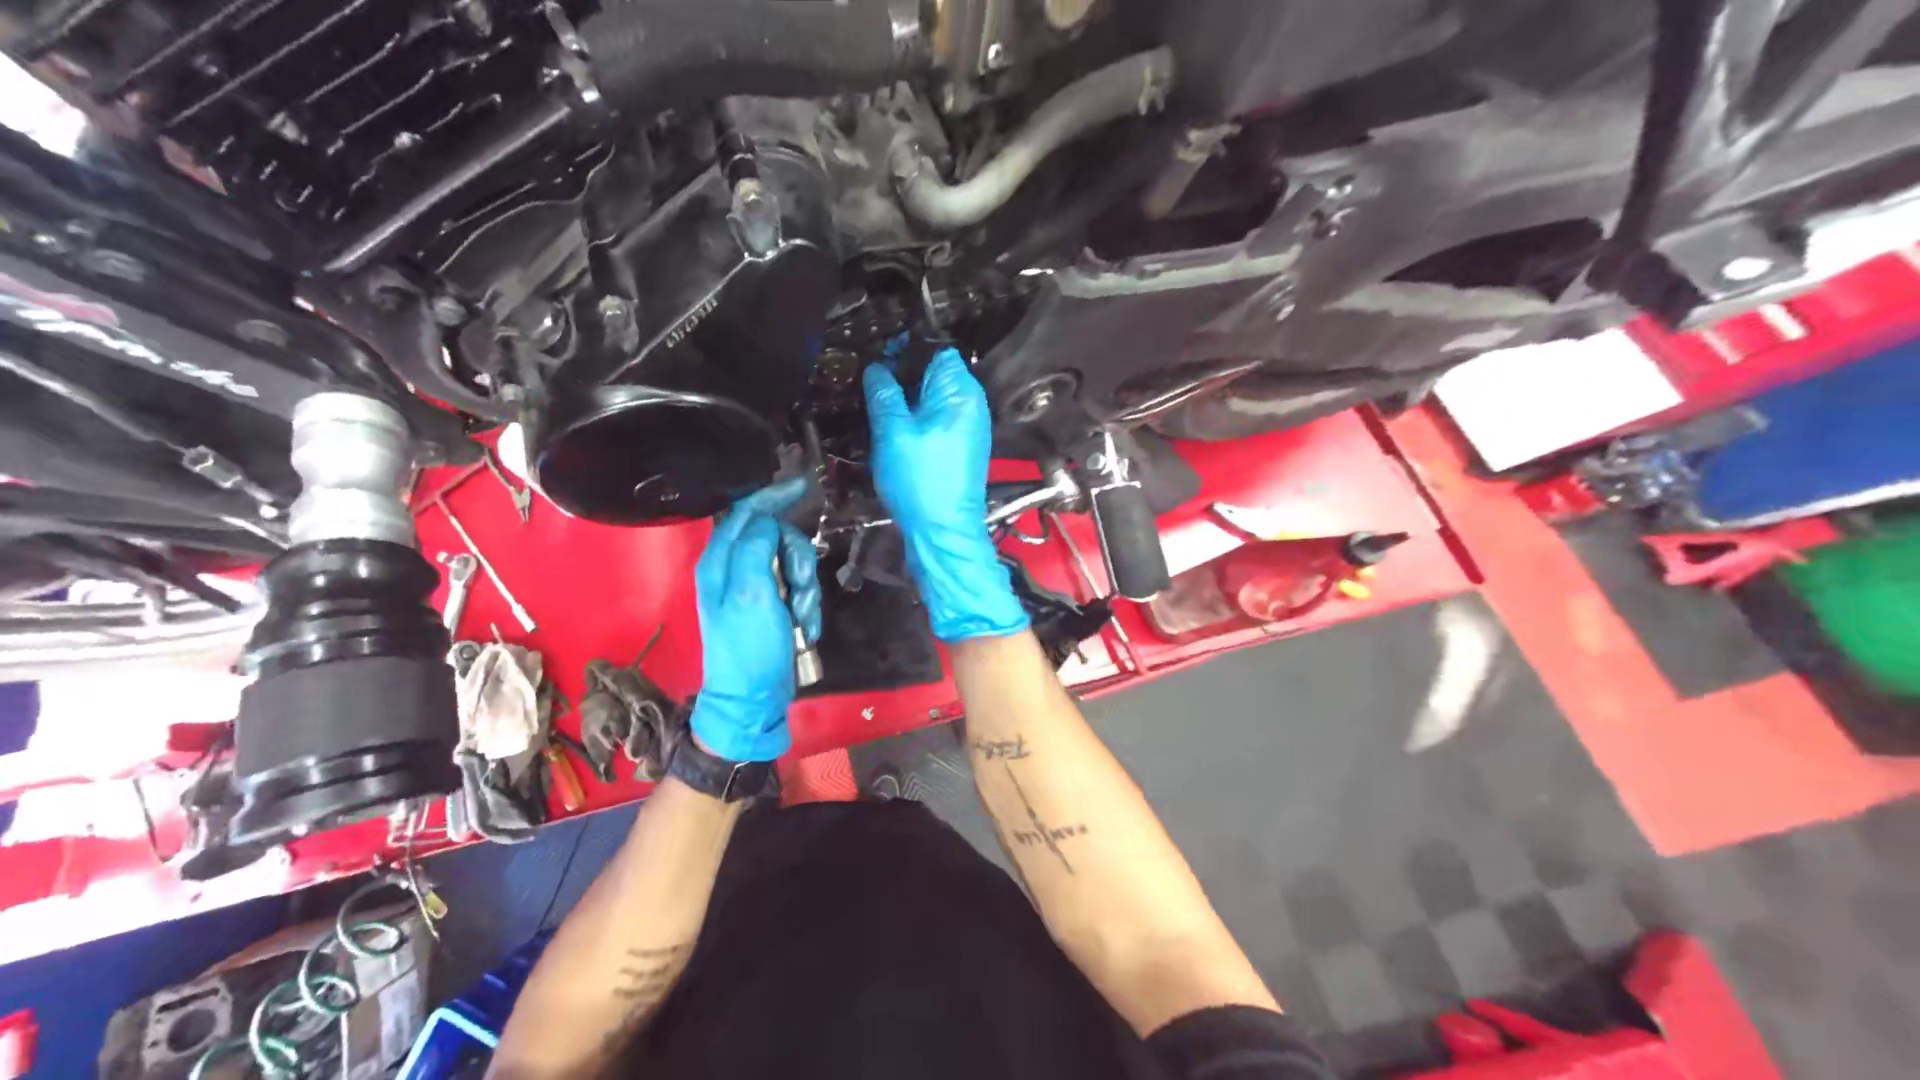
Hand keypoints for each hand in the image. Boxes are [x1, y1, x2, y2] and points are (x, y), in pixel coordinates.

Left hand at [689, 478, 821, 762]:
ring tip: (802, 617)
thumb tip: (765, 519)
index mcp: (720, 561)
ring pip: (792, 563)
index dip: (772, 497)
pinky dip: (806, 606)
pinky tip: (803, 627)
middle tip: (799, 587)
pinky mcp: (772, 607)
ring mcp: (754, 589)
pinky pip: (797, 588)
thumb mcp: (750, 593)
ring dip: (805, 588)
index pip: (744, 512)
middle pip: (776, 537)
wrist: (753, 700)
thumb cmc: (749, 647)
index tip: (803, 486)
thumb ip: (754, 548)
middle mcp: (734, 569)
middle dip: (796, 559)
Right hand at [863, 348, 1029, 641]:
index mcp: (960, 391)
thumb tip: (877, 368)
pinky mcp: (962, 446)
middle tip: (871, 382)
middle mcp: (972, 404)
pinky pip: (938, 419)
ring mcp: (970, 426)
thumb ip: (884, 395)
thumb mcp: (892, 433)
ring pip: (935, 398)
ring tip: (878, 405)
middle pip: (936, 373)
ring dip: (909, 399)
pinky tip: (895, 429)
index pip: (937, 350)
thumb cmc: (920, 480)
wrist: (943, 532)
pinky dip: (918, 419)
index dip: (907, 348)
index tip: (878, 355)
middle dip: (905, 374)